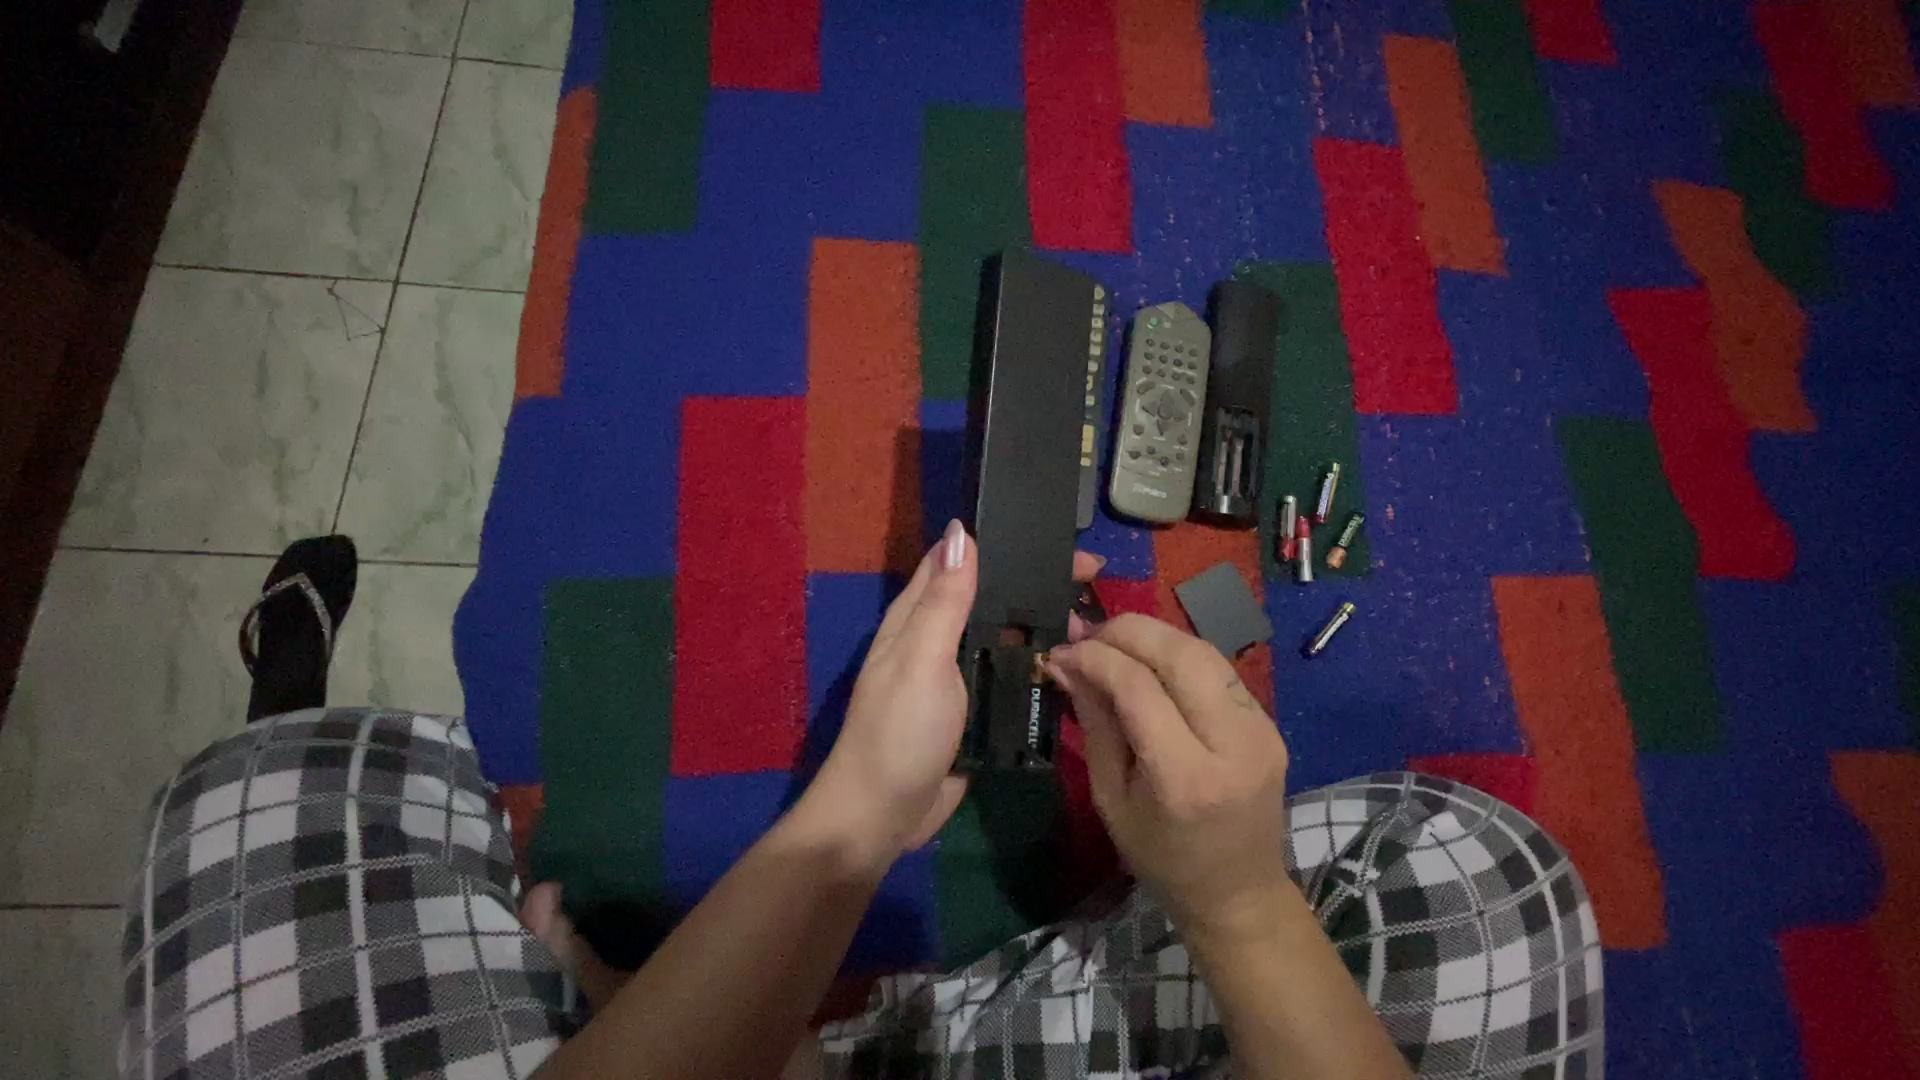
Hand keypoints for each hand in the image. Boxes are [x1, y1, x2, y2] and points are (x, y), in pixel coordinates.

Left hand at [805, 523, 1109, 866]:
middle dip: (1038, 588)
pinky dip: (1039, 668)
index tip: (1061, 542)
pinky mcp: (975, 709)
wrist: (886, 815)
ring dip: (1044, 628)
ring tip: (1093, 630)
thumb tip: (961, 532)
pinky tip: (1075, 668)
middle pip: (992, 598)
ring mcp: (958, 676)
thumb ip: (944, 600)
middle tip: (1093, 586)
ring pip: (1006, 637)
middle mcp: (938, 638)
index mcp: (918, 616)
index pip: (962, 561)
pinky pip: (1011, 677)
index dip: (1006, 544)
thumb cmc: (900, 731)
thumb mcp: (921, 658)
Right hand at [1047, 614, 1291, 942]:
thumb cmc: (1162, 857)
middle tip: (1087, 633)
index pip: (1138, 688)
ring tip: (1113, 642)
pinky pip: (1218, 669)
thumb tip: (1064, 662)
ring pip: (1203, 651)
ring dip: (1153, 636)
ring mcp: (1260, 730)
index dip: (1095, 658)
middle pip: (1181, 654)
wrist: (1239, 893)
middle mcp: (1233, 745)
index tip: (1062, 651)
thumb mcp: (1111, 797)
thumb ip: (1094, 722)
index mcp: (1186, 778)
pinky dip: (1177, 655)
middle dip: (1127, 631)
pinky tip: (1149, 663)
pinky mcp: (1269, 723)